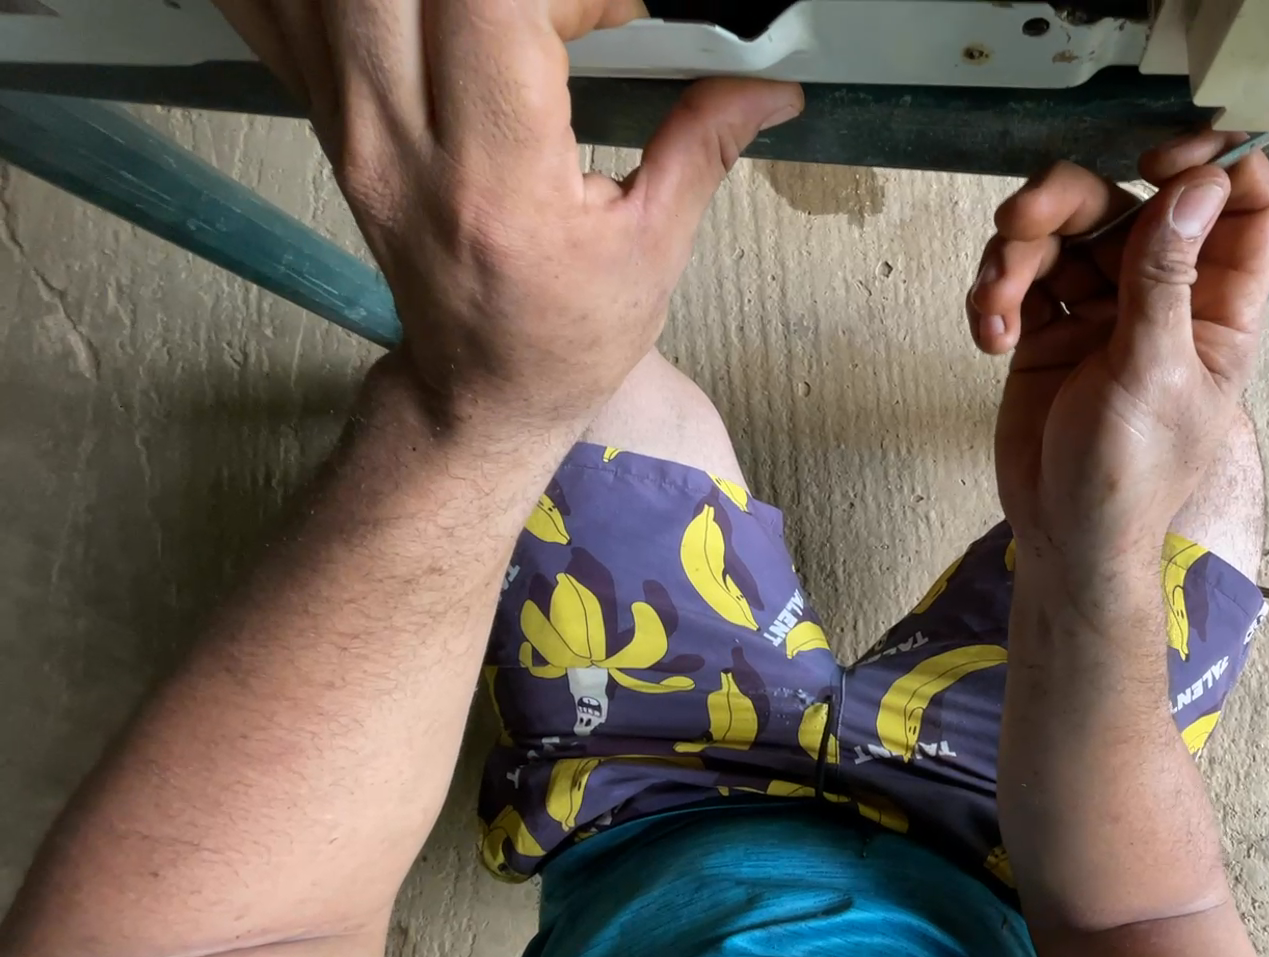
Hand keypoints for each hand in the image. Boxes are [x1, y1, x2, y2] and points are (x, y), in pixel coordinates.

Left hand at [212, 0, 801, 430]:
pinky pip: (278, 0)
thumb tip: (768, 86)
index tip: (627, 13)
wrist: (486, 385)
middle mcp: (401, 139)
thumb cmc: (575, 335)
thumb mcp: (657, 250)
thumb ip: (702, 147)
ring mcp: (346, 121)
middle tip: (577, 10)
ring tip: (515, 19)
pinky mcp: (323, 115)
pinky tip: (422, 16)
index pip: (496, 6)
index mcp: (501, 182)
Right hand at [968, 134, 1268, 574]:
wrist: (1061, 536)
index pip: (1239, 208)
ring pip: (1059, 237)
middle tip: (1016, 224)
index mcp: (1214, 310)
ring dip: (1013, 258)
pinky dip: (995, 297)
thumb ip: (1166, 279)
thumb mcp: (1152, 375)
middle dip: (1065, 205)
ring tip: (993, 306)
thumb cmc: (1128, 475)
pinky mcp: (1045, 330)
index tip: (1154, 164)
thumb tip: (1197, 185)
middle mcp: (1159, 298)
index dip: (1208, 167)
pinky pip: (1020, 281)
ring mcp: (1099, 312)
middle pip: (1124, 206)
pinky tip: (988, 338)